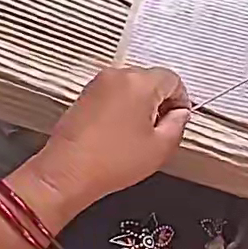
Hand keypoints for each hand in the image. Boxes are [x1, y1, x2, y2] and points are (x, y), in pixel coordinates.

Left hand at [30, 67, 191, 209]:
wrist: (66, 173)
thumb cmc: (110, 162)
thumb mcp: (161, 147)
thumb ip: (178, 124)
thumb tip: (180, 115)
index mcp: (140, 83)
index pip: (173, 79)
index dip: (181, 100)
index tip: (179, 119)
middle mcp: (118, 76)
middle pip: (152, 80)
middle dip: (160, 102)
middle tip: (160, 130)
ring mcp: (99, 84)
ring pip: (132, 87)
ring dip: (141, 105)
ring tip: (137, 135)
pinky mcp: (85, 95)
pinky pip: (114, 94)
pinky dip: (122, 108)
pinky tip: (120, 134)